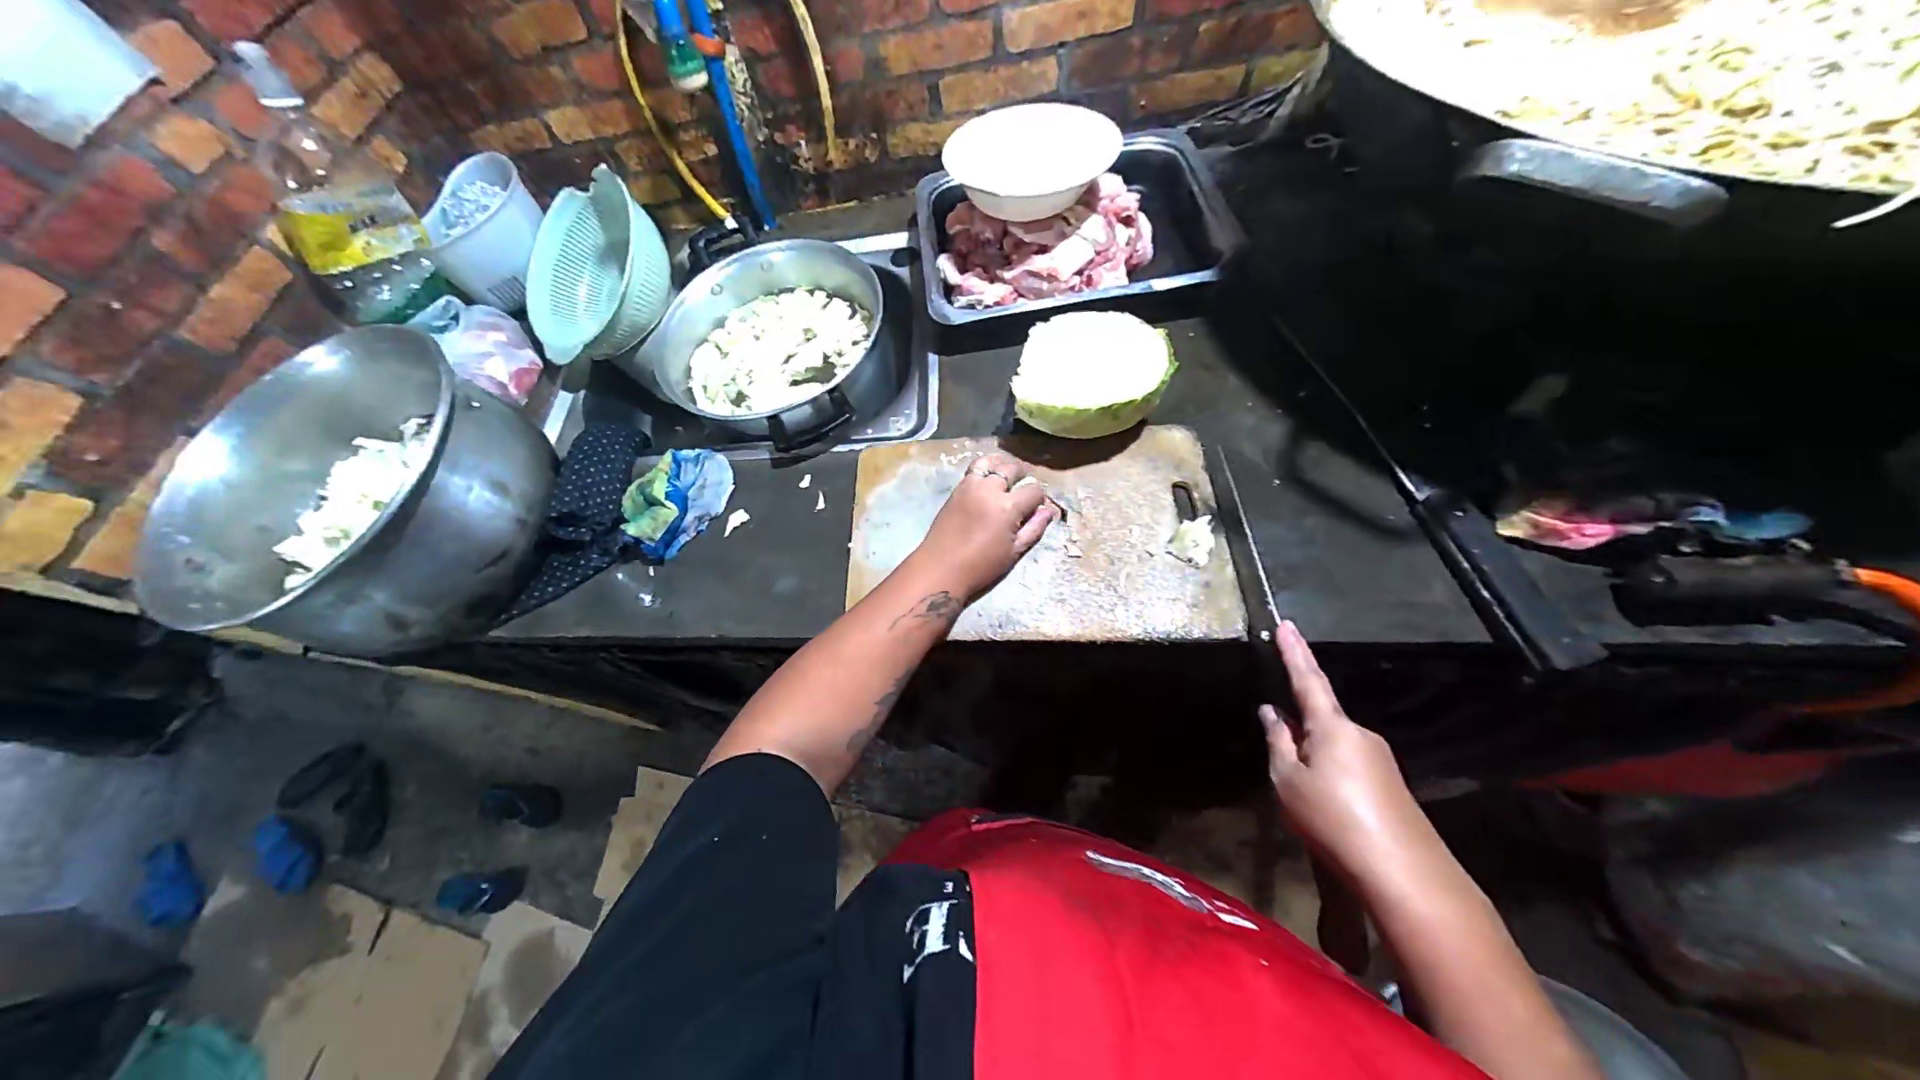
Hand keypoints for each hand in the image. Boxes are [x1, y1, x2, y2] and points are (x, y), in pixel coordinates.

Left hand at [907, 452, 1056, 599]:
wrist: (941, 568)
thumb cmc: (981, 566)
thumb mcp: (1014, 552)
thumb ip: (1034, 528)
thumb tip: (1048, 511)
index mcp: (1009, 507)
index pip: (1034, 490)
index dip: (1040, 498)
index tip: (1037, 508)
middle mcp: (990, 490)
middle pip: (1013, 470)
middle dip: (1024, 476)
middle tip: (1024, 489)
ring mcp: (971, 486)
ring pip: (991, 462)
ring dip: (1003, 465)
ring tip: (1007, 475)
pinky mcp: (957, 489)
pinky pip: (974, 468)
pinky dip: (985, 467)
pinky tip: (989, 477)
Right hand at [1261, 620, 1442, 890]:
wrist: (1402, 870)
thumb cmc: (1332, 817)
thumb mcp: (1287, 780)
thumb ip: (1277, 742)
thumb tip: (1272, 712)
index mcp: (1332, 726)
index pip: (1308, 678)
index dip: (1294, 651)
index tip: (1285, 624)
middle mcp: (1359, 734)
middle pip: (1319, 718)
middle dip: (1296, 729)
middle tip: (1280, 761)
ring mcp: (1378, 758)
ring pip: (1331, 745)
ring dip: (1310, 756)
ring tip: (1298, 792)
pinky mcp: (1387, 783)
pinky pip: (1346, 764)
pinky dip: (1326, 773)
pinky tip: (1321, 803)